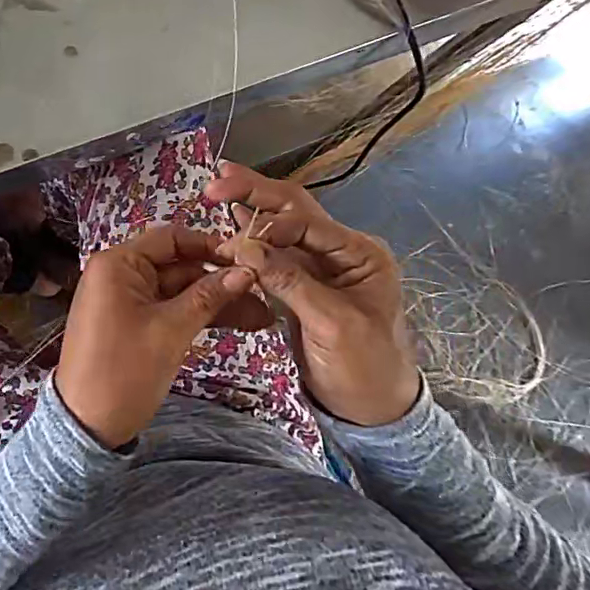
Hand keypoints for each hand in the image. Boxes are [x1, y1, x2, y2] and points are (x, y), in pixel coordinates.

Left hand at [54, 225, 258, 448]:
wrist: (88, 421)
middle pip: (176, 266)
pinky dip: (197, 315)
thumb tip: (244, 272)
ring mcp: (124, 298)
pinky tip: (236, 323)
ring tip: (262, 317)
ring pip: (177, 290)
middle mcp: (117, 273)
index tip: (250, 259)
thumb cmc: (123, 370)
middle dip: (220, 281)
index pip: (170, 239)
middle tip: (266, 296)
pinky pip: (167, 308)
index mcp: (117, 263)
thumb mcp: (170, 330)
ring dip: (215, 301)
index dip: (210, 246)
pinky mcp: (132, 321)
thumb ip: (207, 297)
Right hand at [204, 163, 420, 426]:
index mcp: (359, 254)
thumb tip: (241, 245)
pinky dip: (249, 231)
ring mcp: (316, 265)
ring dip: (250, 204)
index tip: (236, 241)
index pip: (306, 222)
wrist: (371, 410)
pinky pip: (270, 248)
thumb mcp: (332, 324)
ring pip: (279, 224)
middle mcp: (337, 251)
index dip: (268, 223)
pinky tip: (232, 214)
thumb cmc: (365, 366)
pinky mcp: (297, 281)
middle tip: (218, 178)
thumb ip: (289, 281)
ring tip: (219, 183)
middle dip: (256, 191)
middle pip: (293, 210)